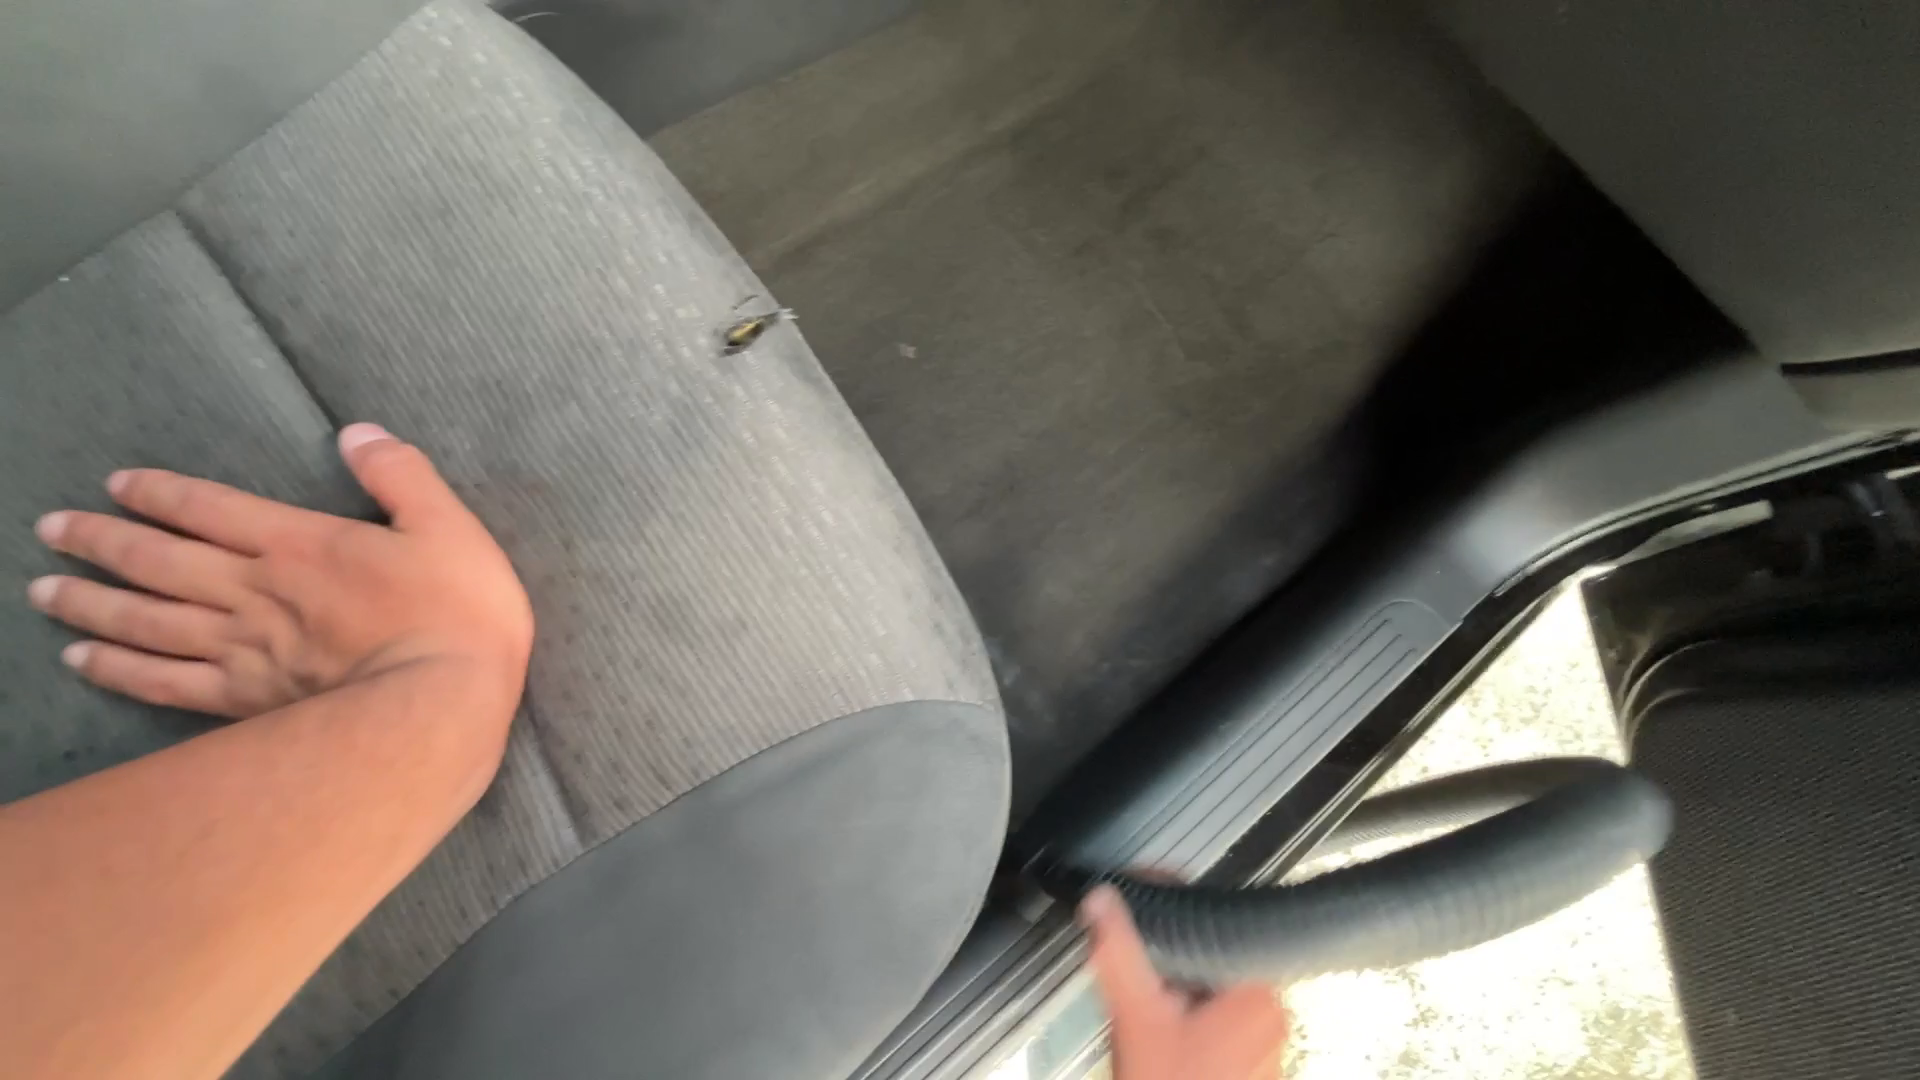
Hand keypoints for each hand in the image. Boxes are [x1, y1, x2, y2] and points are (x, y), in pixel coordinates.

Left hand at [27, 424, 532, 724]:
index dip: (163, 494)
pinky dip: (118, 669)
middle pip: (161, 561)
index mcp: (303, 545)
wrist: (444, 696)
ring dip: (93, 602)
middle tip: (53, 529)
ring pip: (148, 619)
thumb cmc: (460, 609)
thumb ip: (403, 477)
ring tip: (44, 591)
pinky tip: (83, 661)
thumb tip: (357, 431)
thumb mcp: (450, 528)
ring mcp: (245, 647)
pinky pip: (164, 680)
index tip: (118, 484)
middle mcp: (256, 590)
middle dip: (104, 540)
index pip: (213, 509)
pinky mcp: (248, 697)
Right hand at [1081, 885, 1289, 1079]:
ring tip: (1132, 968)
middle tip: (1123, 931)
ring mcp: (1264, 1041)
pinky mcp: (1249, 1062)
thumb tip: (1100, 897)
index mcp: (1258, 993)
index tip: (1133, 890)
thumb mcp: (1137, 1015)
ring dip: (1168, 970)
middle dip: (1163, 938)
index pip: (1213, 918)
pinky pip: (1210, 1008)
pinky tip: (1150, 1010)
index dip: (1170, 897)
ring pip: (1206, 978)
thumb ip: (1118, 950)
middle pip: (1208, 947)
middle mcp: (1272, 1012)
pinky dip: (1179, 999)